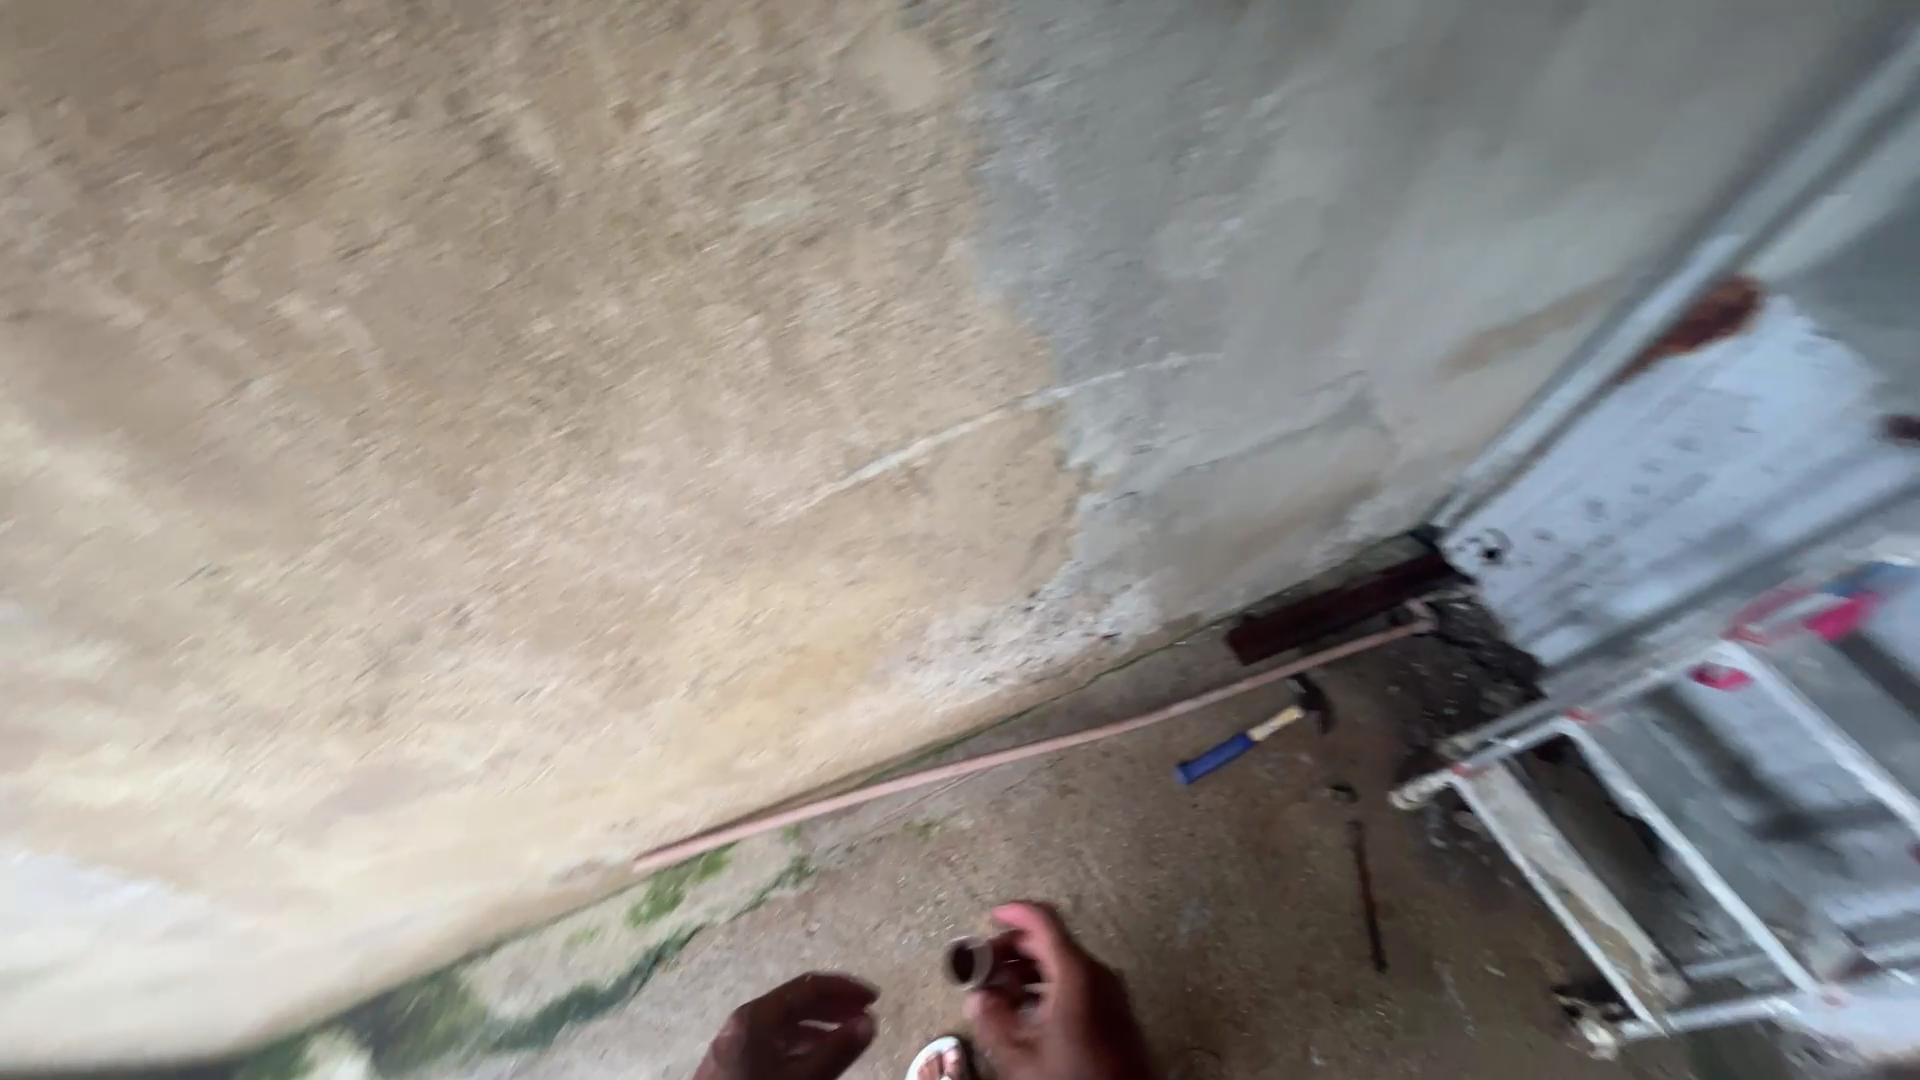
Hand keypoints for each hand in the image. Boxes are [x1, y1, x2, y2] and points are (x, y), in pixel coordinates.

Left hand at [694, 973, 878, 1079]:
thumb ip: (837, 1051)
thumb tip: (869, 1022)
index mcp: (759, 1015)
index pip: (810, 987)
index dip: (845, 989)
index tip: (874, 999)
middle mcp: (745, 1019)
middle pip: (797, 1000)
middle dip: (835, 1005)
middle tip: (865, 1015)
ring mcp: (735, 1041)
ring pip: (785, 1022)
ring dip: (820, 1025)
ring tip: (847, 1037)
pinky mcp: (732, 1063)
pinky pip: (773, 1041)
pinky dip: (801, 1043)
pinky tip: (817, 1059)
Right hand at [964, 903, 1154, 1079]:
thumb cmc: (1076, 1079)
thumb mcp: (1023, 1058)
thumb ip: (994, 1022)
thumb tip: (977, 999)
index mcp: (1075, 973)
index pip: (1043, 920)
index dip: (1015, 912)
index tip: (993, 917)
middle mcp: (1097, 972)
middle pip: (1051, 940)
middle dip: (1015, 947)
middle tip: (987, 965)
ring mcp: (1110, 990)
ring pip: (1064, 961)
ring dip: (1030, 968)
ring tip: (1003, 991)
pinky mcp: (1115, 1009)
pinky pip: (1078, 980)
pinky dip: (1050, 983)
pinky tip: (1030, 1010)